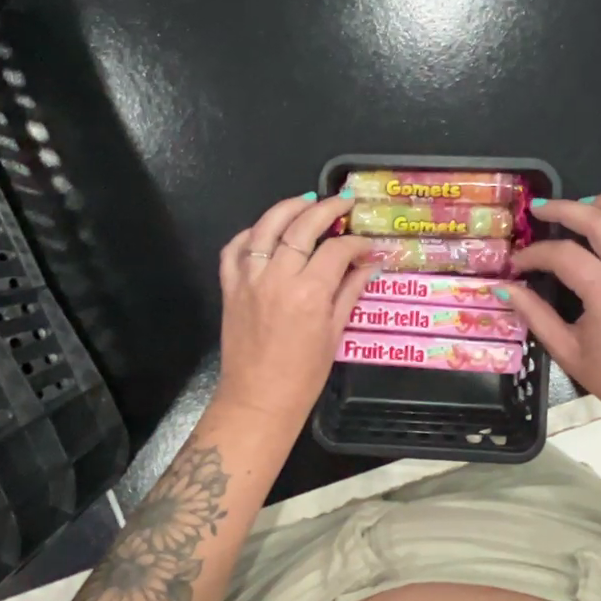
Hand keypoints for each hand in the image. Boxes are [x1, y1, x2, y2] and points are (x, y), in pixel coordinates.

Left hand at [214, 194, 377, 425]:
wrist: (258, 400)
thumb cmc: (303, 375)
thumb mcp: (335, 333)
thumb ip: (351, 292)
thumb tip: (371, 264)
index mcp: (310, 292)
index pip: (337, 250)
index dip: (357, 242)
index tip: (368, 244)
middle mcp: (278, 277)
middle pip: (302, 227)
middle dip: (327, 209)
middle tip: (343, 202)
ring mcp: (249, 279)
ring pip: (265, 228)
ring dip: (287, 208)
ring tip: (306, 201)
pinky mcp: (229, 287)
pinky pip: (234, 249)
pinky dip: (249, 234)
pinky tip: (265, 230)